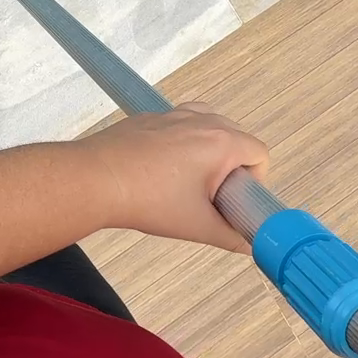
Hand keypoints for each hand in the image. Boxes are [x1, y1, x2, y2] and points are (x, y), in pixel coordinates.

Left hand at [83, 104, 268, 250]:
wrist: (97, 179)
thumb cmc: (148, 199)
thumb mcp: (199, 226)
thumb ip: (233, 236)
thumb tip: (248, 243)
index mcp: (219, 141)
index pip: (259, 152)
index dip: (255, 179)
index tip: (235, 199)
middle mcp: (197, 119)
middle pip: (235, 134)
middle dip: (233, 163)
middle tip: (214, 193)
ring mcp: (170, 114)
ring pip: (205, 122)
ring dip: (207, 146)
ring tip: (191, 179)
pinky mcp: (146, 118)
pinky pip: (176, 124)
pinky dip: (179, 140)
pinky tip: (161, 169)